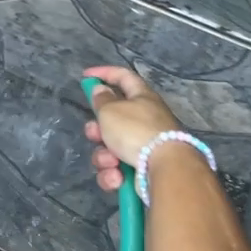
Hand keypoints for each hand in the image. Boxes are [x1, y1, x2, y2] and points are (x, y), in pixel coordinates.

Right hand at [82, 66, 182, 192]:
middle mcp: (144, 120)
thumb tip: (101, 90)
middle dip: (98, 129)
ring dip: (104, 156)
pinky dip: (113, 174)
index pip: (123, 77)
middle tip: (95, 134)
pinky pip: (118, 169)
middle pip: (112, 119)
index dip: (104, 73)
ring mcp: (144, 146)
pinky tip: (117, 178)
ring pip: (111, 147)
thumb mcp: (111, 110)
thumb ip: (102, 99)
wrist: (166, 169)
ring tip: (111, 162)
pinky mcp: (142, 169)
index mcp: (142, 98)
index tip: (85, 77)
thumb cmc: (136, 131)